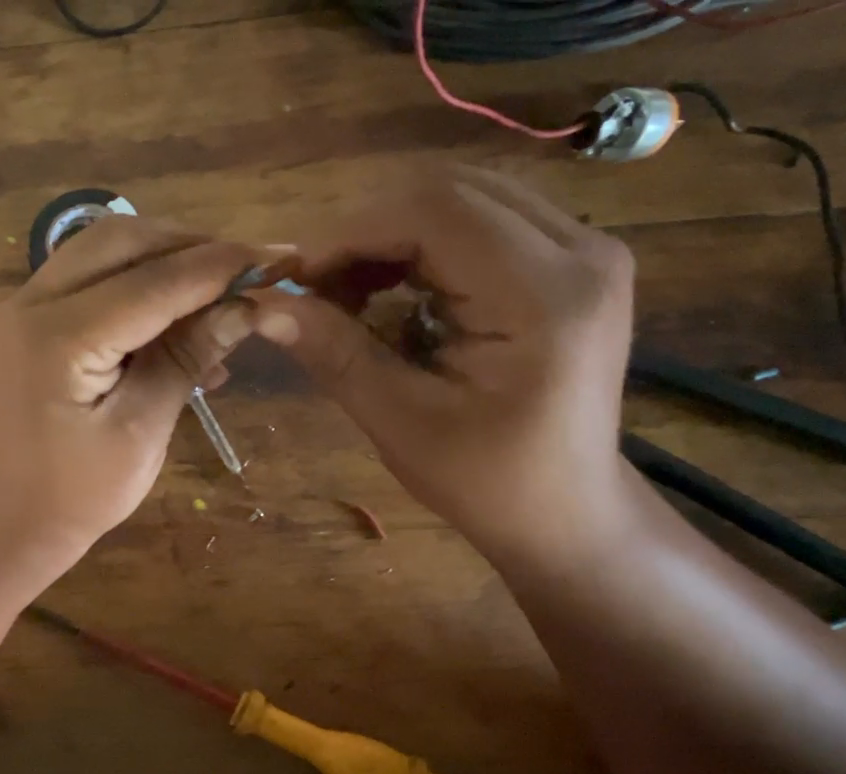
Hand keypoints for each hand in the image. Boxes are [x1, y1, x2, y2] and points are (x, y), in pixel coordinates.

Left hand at [0, 216, 295, 554]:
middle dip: (190, 247)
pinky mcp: (27, 320)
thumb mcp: (143, 427)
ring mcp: (21, 308)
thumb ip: (188, 356)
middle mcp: (28, 305)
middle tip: (247, 269)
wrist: (22, 517)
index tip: (277, 259)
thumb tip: (248, 303)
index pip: (151, 282)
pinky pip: (89, 278)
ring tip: (220, 290)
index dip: (218, 267)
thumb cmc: (83, 491)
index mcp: (55, 339)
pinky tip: (180, 318)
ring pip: (104, 250)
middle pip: (121, 241)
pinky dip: (137, 283)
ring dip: (164, 259)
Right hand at [257, 167, 638, 559]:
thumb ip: (336, 353)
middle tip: (315, 292)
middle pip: (449, 193)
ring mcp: (583, 249)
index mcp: (545, 294)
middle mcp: (580, 250)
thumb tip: (262, 305)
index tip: (293, 281)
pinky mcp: (572, 260)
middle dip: (366, 232)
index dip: (350, 233)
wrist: (565, 509)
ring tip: (347, 296)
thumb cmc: (484, 480)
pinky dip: (421, 248)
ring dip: (390, 238)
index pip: (435, 212)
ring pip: (463, 199)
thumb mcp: (399, 421)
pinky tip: (391, 295)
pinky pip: (481, 222)